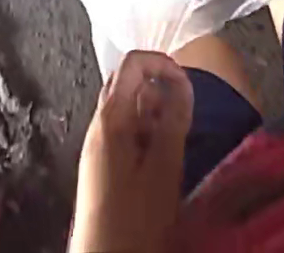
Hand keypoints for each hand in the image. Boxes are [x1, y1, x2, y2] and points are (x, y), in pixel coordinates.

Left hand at [69, 51, 192, 252]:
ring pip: (126, 106)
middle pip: (127, 81)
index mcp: (110, 116)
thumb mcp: (163, 170)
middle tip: (184, 111)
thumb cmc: (134, 220)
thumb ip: (173, 122)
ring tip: (174, 140)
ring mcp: (97, 142)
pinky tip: (159, 158)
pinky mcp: (100, 163)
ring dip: (153, 111)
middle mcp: (98, 122)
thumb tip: (183, 84)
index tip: (187, 82)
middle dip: (158, 86)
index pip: (132, 62)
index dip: (162, 63)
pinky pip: (124, 129)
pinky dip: (144, 131)